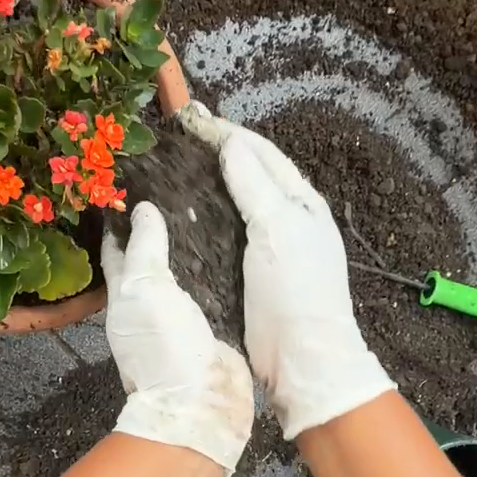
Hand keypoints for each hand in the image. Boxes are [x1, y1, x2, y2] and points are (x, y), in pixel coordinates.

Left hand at [101, 201, 254, 472]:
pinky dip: (224, 269)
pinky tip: (239, 244)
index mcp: (125, 296)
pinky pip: (217, 290)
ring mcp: (184, 316)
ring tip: (215, 206)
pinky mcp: (216, 325)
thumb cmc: (162, 346)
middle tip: (184, 188)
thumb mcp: (144, 289)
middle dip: (164, 228)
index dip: (120, 223)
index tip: (132, 188)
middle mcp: (152, 304)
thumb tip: (142, 210)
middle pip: (154, 259)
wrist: (202, 401)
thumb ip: (144, 248)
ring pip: (188, 272)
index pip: (117, 251)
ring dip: (197, 247)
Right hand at [179, 104, 394, 439]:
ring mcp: (268, 246)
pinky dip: (205, 219)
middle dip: (216, 153)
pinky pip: (225, 235)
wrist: (302, 357)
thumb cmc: (296, 290)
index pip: (262, 153)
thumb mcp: (278, 229)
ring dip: (208, 185)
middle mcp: (286, 218)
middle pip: (248, 174)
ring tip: (174, 171)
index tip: (191, 119)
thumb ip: (255, 186)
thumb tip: (233, 145)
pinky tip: (181, 216)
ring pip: (235, 204)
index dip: (227, 133)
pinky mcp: (249, 272)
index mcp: (300, 202)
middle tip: (177, 141)